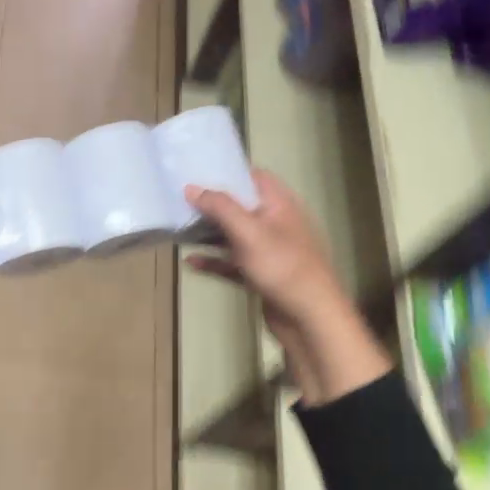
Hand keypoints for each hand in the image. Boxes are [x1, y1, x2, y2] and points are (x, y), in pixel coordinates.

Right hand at [186, 169, 389, 403]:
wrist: (309, 317)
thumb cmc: (282, 267)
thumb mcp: (249, 232)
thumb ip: (220, 207)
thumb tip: (191, 188)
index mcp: (280, 205)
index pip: (255, 177)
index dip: (228, 172)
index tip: (198, 172)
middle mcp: (276, 224)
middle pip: (241, 206)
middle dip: (213, 205)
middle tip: (180, 201)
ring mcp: (269, 251)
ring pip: (235, 235)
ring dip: (210, 234)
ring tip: (180, 229)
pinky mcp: (261, 275)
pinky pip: (233, 263)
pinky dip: (214, 261)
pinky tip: (192, 262)